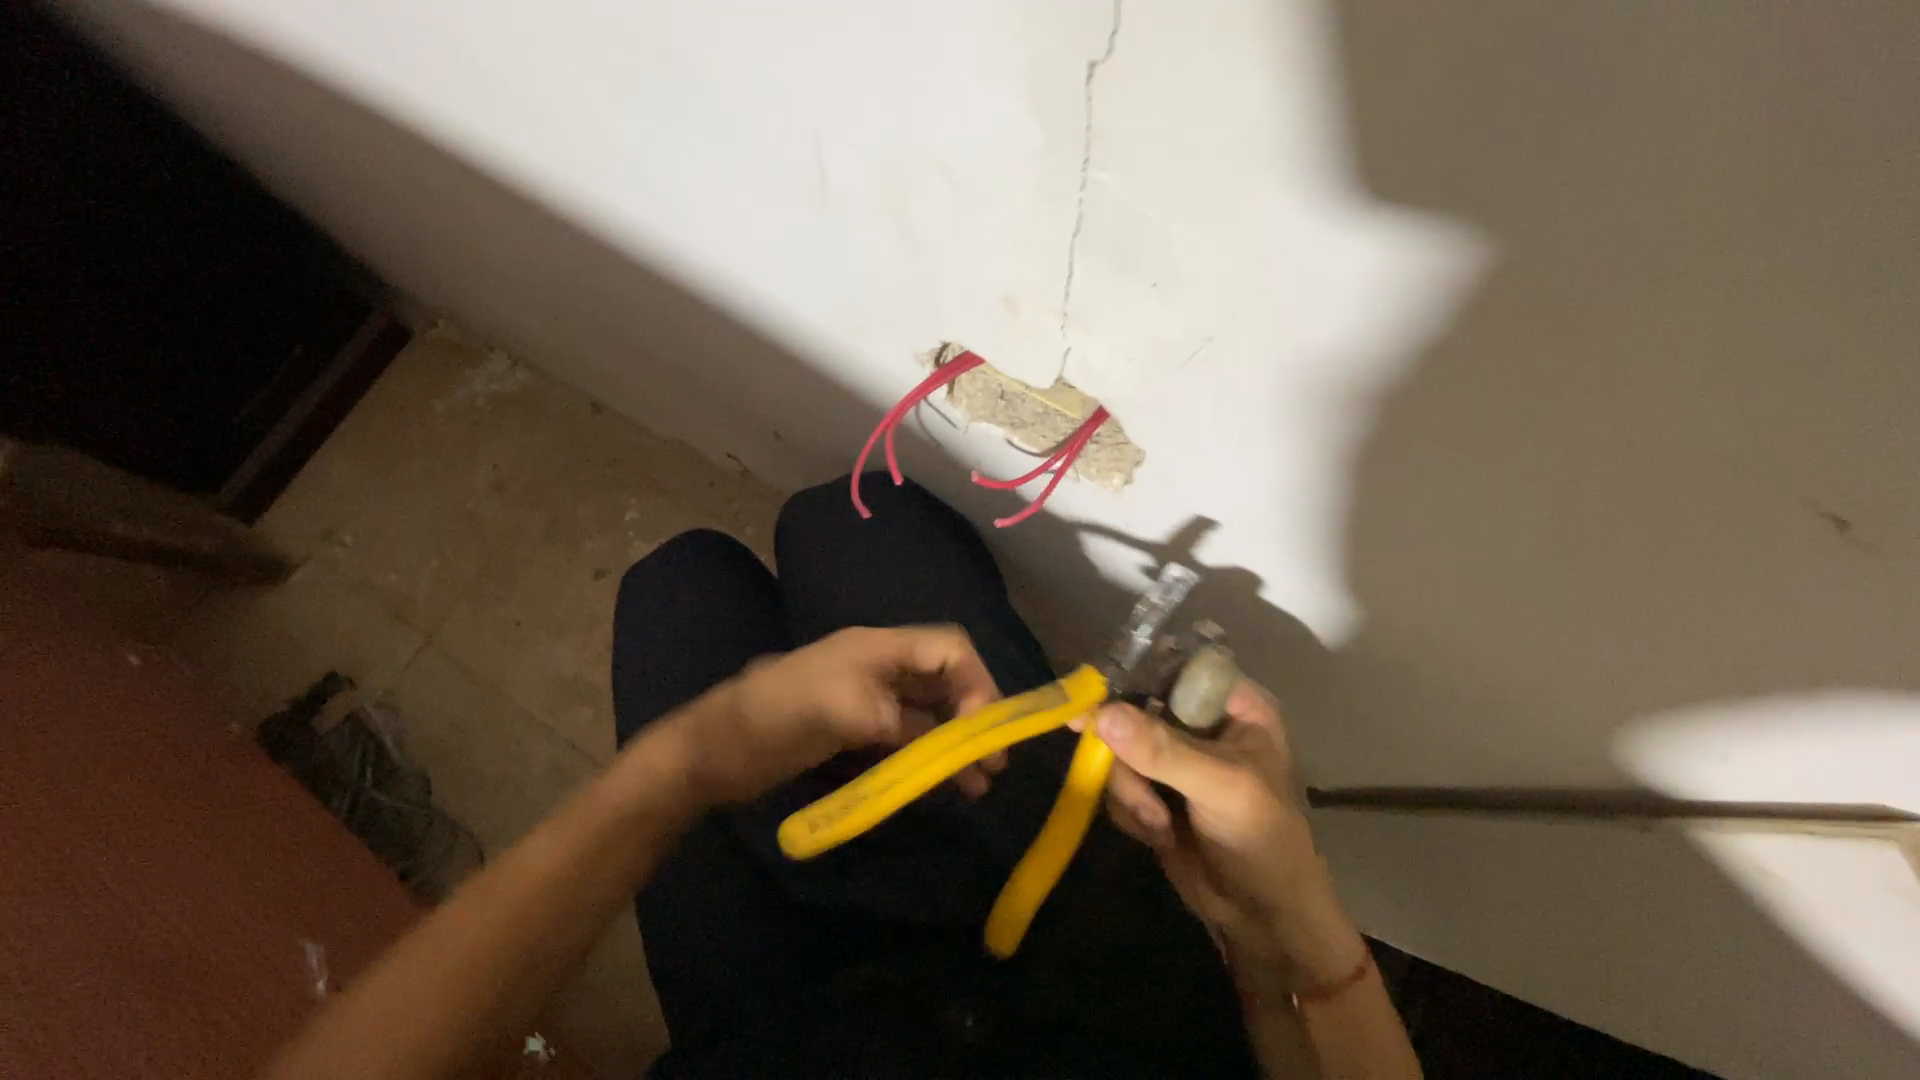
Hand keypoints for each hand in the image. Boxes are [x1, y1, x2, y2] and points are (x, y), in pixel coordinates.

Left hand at [672, 626, 1003, 805]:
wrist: (714, 749)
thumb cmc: (773, 717)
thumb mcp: (832, 710)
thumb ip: (889, 720)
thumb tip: (935, 745)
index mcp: (877, 648)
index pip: (948, 649)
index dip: (977, 682)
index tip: (983, 729)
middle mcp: (880, 669)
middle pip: (945, 682)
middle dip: (974, 717)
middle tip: (992, 763)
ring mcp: (868, 702)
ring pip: (928, 716)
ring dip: (954, 745)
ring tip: (977, 786)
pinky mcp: (855, 733)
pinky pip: (905, 741)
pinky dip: (926, 761)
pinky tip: (941, 786)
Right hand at [1079, 680, 1367, 991]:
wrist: (1265, 920)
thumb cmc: (1264, 840)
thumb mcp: (1221, 788)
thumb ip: (1163, 750)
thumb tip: (1102, 714)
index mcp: (1234, 704)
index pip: (1175, 666)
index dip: (1135, 677)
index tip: (1097, 699)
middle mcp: (1201, 723)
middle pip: (1134, 706)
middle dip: (1125, 748)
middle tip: (1111, 765)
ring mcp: (1174, 758)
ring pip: (1118, 747)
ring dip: (1130, 788)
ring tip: (1158, 821)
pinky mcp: (1154, 792)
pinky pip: (1116, 782)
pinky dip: (1128, 809)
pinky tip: (1156, 834)